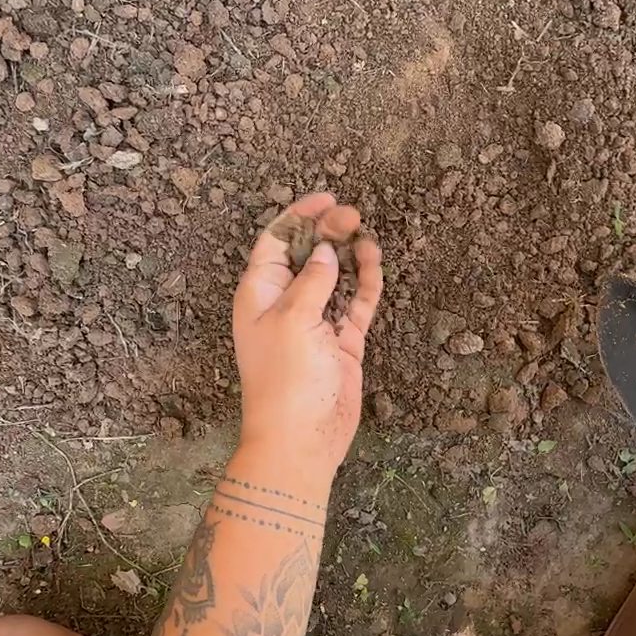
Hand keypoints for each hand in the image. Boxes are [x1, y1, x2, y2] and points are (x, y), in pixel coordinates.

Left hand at [231, 193, 381, 492]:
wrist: (302, 437)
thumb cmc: (285, 377)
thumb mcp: (293, 319)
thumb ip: (312, 281)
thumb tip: (327, 253)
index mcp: (260, 294)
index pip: (276, 243)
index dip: (298, 217)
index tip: (325, 198)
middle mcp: (286, 303)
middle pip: (308, 256)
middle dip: (327, 232)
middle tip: (353, 214)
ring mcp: (316, 322)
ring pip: (335, 278)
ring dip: (349, 255)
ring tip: (366, 233)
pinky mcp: (342, 342)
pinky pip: (356, 304)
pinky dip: (366, 283)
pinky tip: (375, 261)